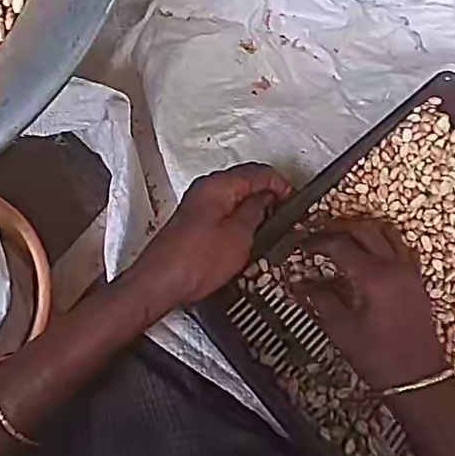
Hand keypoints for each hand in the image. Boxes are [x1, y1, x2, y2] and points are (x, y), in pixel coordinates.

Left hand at [129, 163, 291, 306]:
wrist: (159, 283)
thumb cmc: (196, 261)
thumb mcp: (239, 236)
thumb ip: (256, 211)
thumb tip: (267, 198)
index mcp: (218, 185)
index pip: (258, 172)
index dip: (280, 184)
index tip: (294, 200)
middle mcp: (205, 189)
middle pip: (244, 181)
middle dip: (267, 193)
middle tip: (286, 212)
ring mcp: (197, 206)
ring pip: (233, 197)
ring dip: (253, 207)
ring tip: (271, 226)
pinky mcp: (193, 223)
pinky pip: (223, 211)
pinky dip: (238, 218)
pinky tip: (247, 236)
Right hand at [292, 219, 447, 391]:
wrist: (417, 378)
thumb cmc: (379, 358)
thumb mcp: (341, 329)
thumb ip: (319, 300)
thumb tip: (299, 284)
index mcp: (374, 277)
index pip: (340, 244)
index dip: (316, 241)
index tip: (301, 245)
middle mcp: (394, 266)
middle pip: (363, 229)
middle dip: (337, 227)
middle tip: (316, 233)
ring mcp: (409, 271)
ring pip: (385, 231)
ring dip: (362, 228)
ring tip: (341, 235)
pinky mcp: (416, 279)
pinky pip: (400, 246)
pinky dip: (383, 240)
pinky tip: (370, 250)